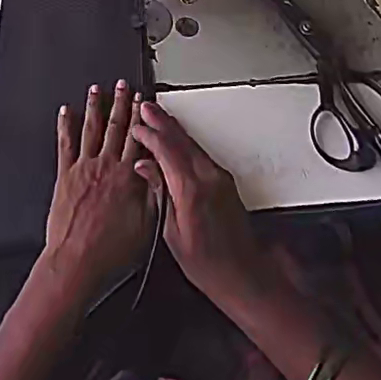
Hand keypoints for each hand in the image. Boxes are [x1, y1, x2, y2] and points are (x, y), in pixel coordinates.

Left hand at [41, 81, 153, 305]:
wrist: (77, 263)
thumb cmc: (111, 250)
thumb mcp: (148, 226)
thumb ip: (156, 194)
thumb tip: (162, 172)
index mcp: (128, 176)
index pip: (138, 138)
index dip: (141, 116)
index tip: (142, 100)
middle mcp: (106, 166)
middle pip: (115, 127)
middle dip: (120, 103)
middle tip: (122, 85)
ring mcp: (84, 168)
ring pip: (91, 129)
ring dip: (94, 107)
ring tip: (96, 90)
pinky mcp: (65, 176)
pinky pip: (65, 144)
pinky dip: (64, 126)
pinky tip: (65, 113)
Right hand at [130, 100, 269, 308]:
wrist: (244, 273)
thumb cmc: (208, 263)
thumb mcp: (172, 233)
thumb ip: (159, 193)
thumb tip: (145, 168)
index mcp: (191, 190)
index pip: (166, 150)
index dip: (149, 135)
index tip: (136, 127)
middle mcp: (208, 177)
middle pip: (181, 140)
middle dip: (162, 121)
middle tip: (146, 106)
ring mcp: (219, 177)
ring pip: (192, 144)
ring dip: (174, 128)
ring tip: (158, 115)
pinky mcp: (225, 180)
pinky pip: (201, 153)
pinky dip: (185, 142)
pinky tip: (177, 139)